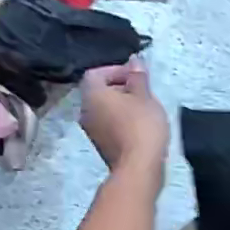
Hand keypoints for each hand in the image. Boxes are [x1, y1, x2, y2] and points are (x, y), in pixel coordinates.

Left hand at [80, 57, 168, 176]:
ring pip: (104, 109)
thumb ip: (138, 77)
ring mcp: (91, 131)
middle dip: (120, 87)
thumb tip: (134, 61)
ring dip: (122, 105)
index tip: (136, 76)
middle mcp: (85, 111)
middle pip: (99, 91)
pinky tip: (140, 125)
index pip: (95, 73)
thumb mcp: (144, 96)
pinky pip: (109, 124)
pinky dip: (121, 120)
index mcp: (92, 95)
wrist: (138, 167)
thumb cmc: (141, 125)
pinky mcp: (101, 145)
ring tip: (144, 108)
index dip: (115, 70)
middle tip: (143, 90)